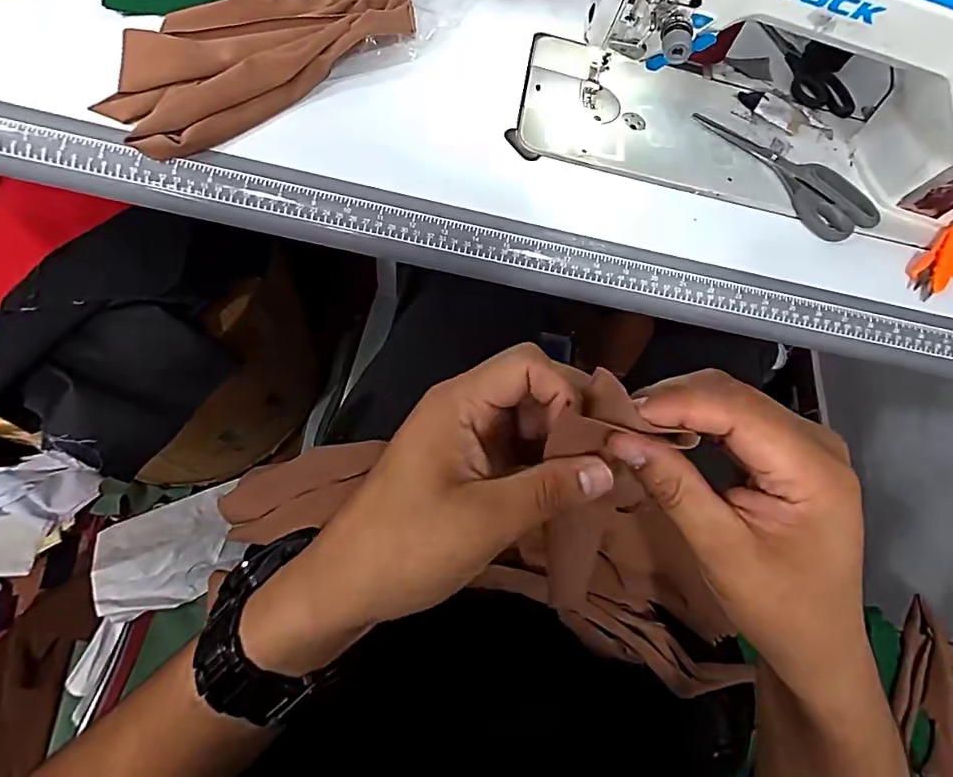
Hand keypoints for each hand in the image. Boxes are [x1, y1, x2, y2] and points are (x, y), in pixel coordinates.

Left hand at [240, 343, 615, 674]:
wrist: (342, 588)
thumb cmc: (407, 547)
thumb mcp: (486, 520)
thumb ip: (550, 489)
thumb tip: (610, 469)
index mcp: (459, 401)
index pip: (527, 364)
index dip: (565, 390)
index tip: (588, 440)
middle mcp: (463, 405)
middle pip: (530, 383)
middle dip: (569, 414)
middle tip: (602, 457)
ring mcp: (464, 433)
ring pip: (527, 415)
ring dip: (559, 439)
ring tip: (592, 474)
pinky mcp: (466, 460)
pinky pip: (515, 444)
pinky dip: (542, 459)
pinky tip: (565, 486)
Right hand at [602, 371, 876, 710]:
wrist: (820, 648)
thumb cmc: (779, 611)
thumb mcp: (721, 553)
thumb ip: (674, 488)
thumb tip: (620, 439)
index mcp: (813, 467)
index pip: (736, 409)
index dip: (676, 403)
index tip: (622, 413)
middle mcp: (816, 440)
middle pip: (735, 395)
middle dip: (674, 400)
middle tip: (621, 418)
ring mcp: (807, 441)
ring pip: (733, 398)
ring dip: (683, 405)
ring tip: (637, 423)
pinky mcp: (792, 448)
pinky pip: (739, 416)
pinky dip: (699, 418)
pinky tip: (669, 430)